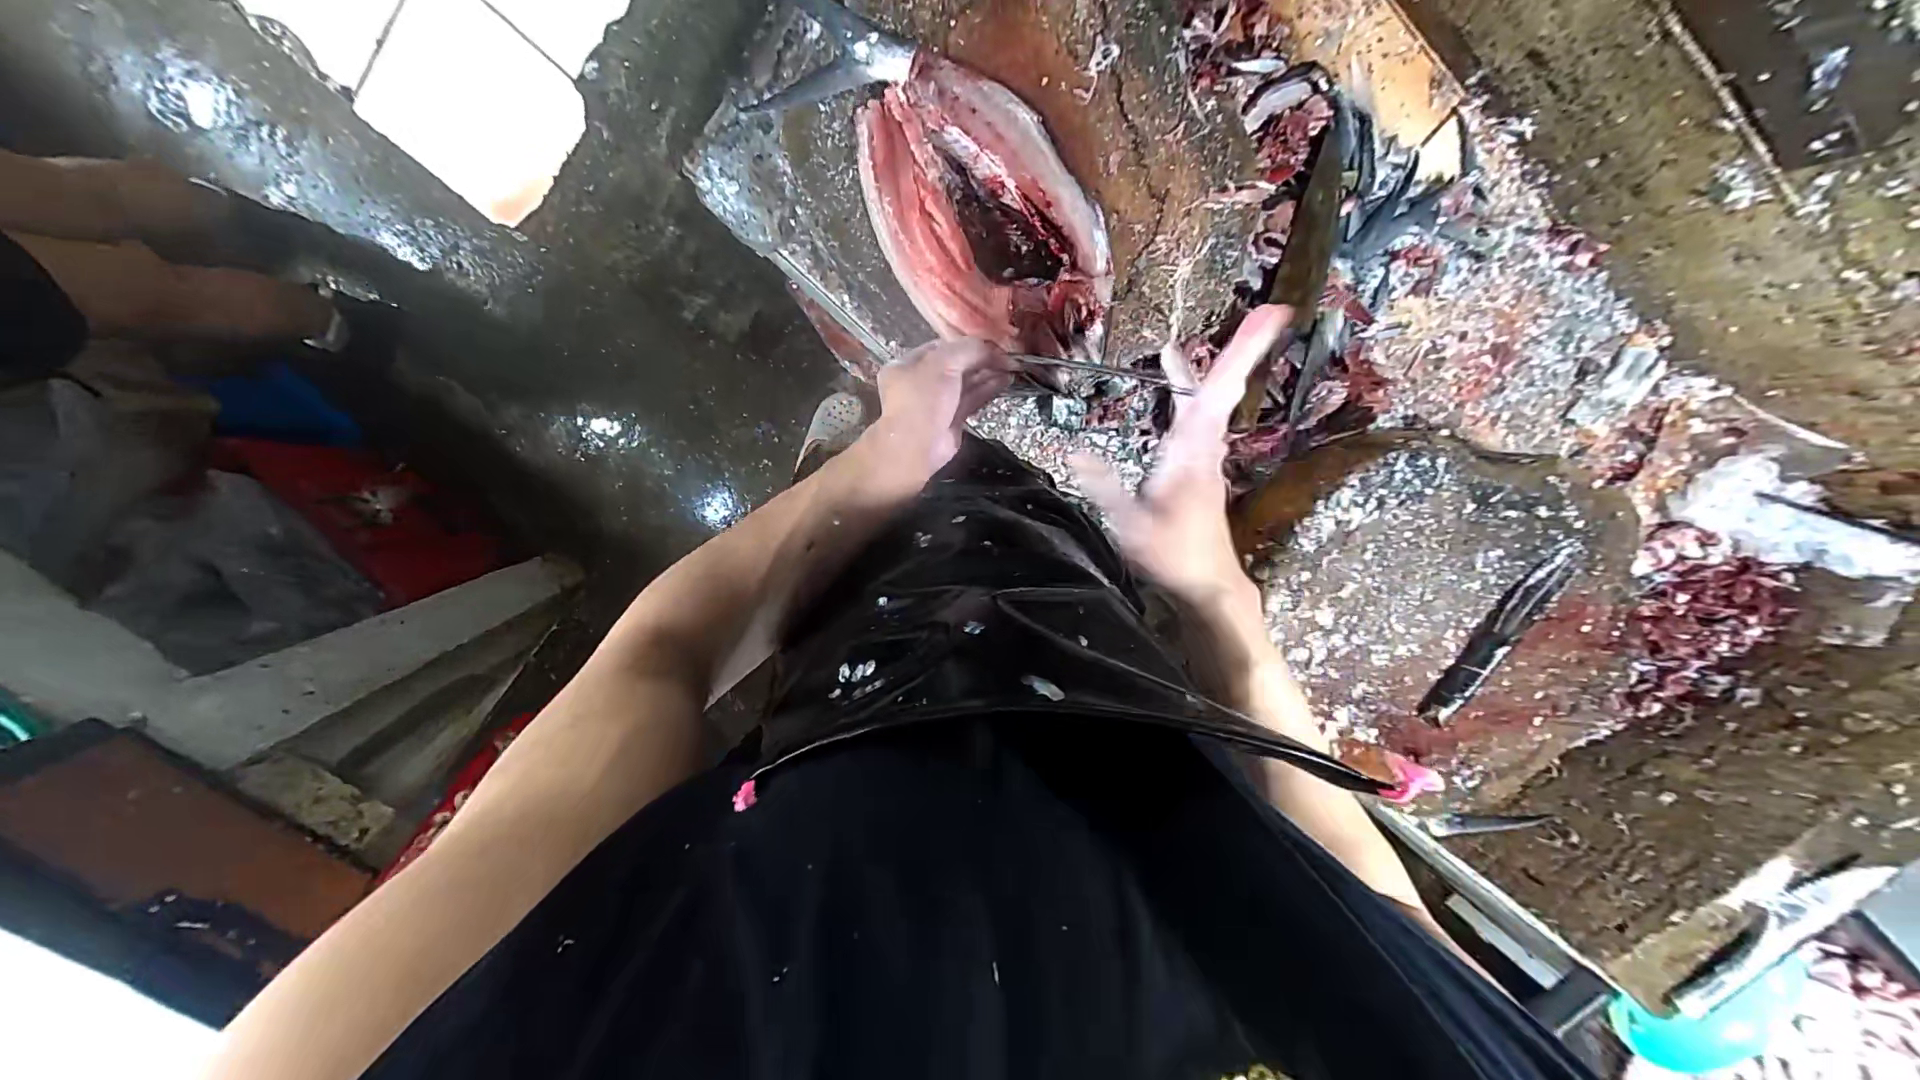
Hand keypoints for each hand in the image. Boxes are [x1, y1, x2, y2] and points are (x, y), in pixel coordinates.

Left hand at [863, 337, 1015, 481]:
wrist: (916, 447)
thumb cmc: (922, 400)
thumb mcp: (942, 363)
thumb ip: (968, 349)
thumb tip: (992, 348)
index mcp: (908, 364)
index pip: (941, 347)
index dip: (966, 343)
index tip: (991, 342)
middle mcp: (921, 382)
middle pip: (956, 365)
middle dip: (981, 359)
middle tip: (1006, 355)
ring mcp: (936, 403)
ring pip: (966, 383)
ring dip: (988, 373)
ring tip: (1011, 366)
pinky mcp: (951, 421)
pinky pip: (971, 400)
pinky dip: (987, 389)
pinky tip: (1005, 381)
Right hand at [1073, 305, 1291, 613]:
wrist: (1208, 582)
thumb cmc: (1173, 554)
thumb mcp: (1130, 522)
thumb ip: (1103, 486)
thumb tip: (1072, 453)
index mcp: (1189, 452)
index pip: (1213, 393)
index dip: (1240, 354)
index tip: (1272, 317)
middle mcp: (1203, 448)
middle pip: (1220, 389)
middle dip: (1239, 351)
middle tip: (1266, 314)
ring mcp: (1204, 458)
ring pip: (1209, 404)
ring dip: (1209, 372)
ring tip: (1179, 348)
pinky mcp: (1199, 469)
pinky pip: (1200, 420)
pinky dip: (1193, 396)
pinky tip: (1176, 394)